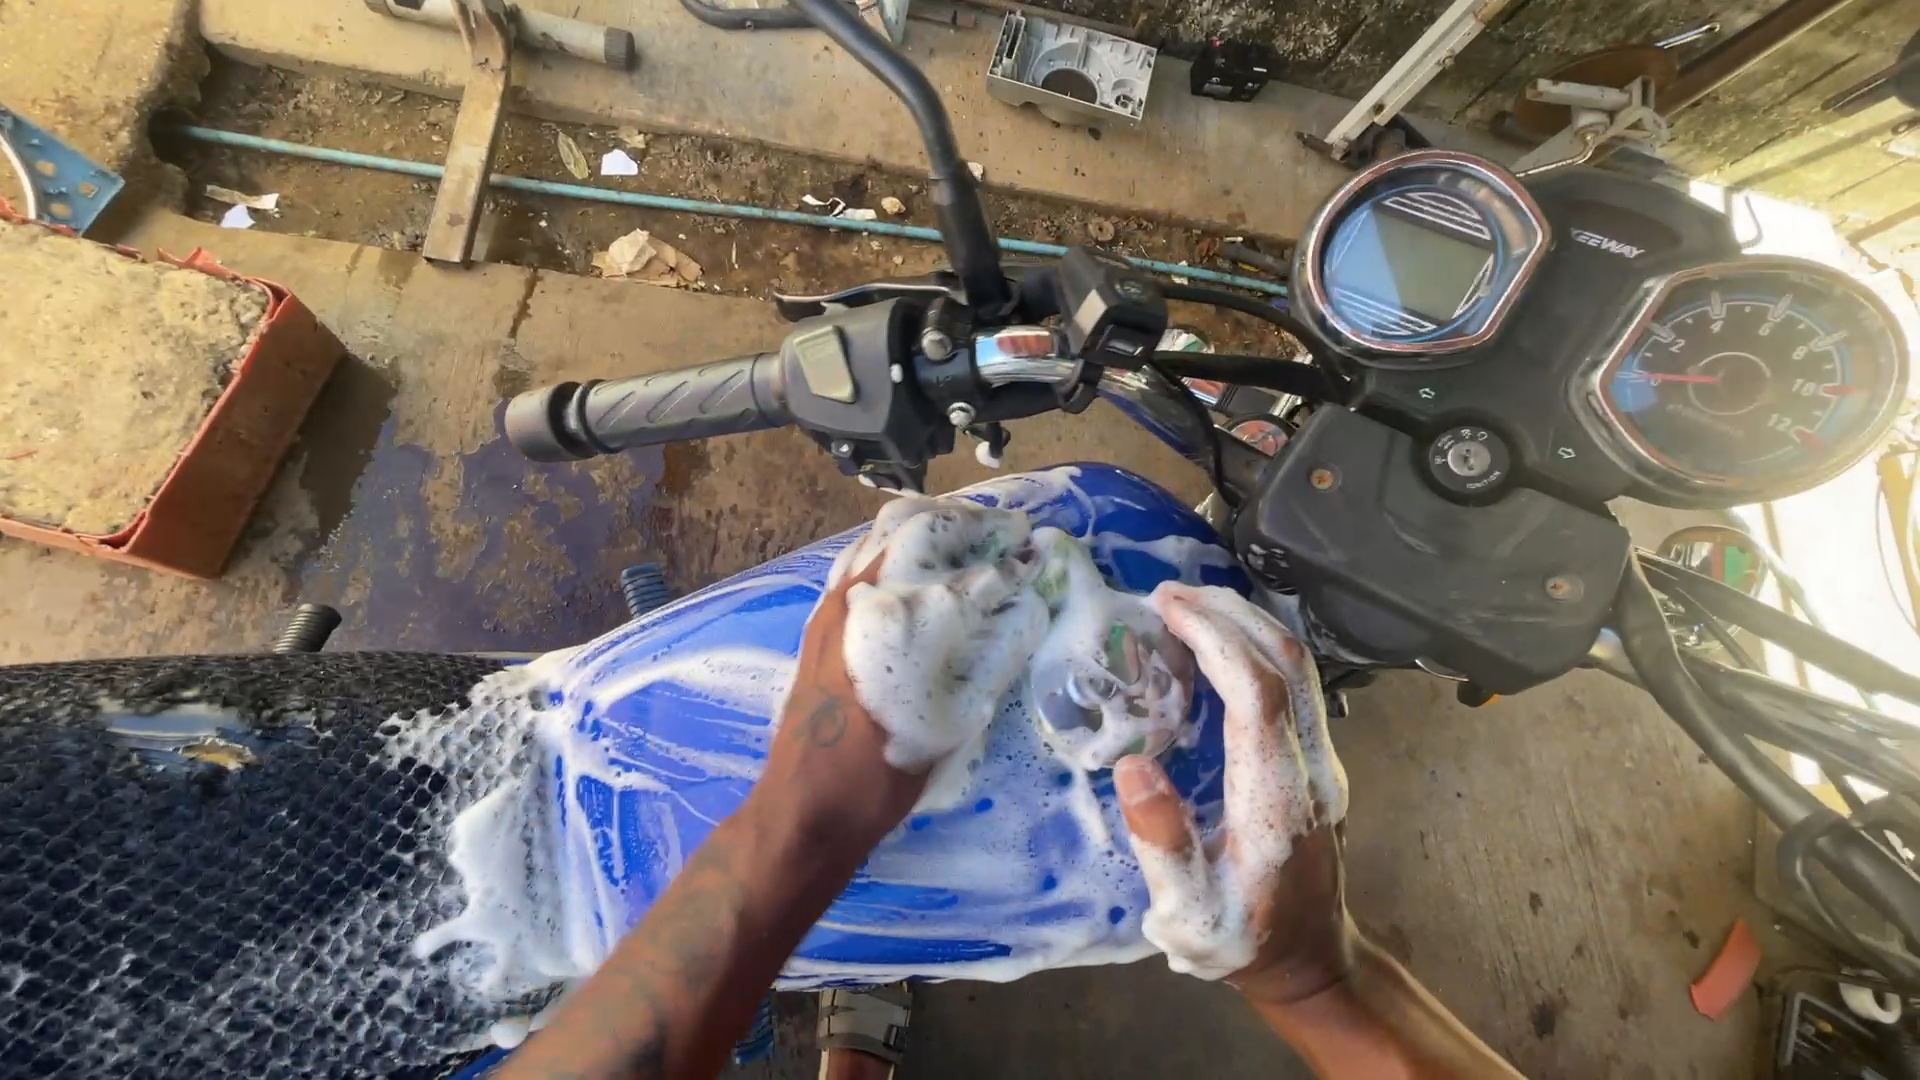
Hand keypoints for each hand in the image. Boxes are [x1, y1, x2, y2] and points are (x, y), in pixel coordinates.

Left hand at [754, 497, 1049, 846]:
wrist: (806, 802)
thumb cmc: (888, 772)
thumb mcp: (959, 719)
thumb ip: (997, 655)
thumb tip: (1026, 611)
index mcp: (915, 619)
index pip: (980, 575)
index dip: (1015, 564)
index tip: (1037, 552)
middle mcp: (873, 592)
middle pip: (928, 526)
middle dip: (974, 522)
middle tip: (1007, 529)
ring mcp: (841, 597)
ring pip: (888, 530)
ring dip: (933, 522)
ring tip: (966, 533)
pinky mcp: (823, 611)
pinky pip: (862, 552)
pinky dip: (896, 542)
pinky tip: (915, 560)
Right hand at [1115, 582, 1353, 1006]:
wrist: (1312, 962)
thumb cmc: (1244, 941)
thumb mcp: (1190, 919)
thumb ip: (1163, 845)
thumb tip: (1132, 765)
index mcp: (1275, 801)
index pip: (1257, 695)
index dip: (1215, 640)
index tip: (1168, 608)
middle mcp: (1311, 768)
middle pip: (1287, 663)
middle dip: (1228, 614)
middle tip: (1170, 593)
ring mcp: (1322, 758)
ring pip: (1299, 665)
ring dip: (1245, 620)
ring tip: (1189, 602)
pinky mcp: (1316, 755)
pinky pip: (1294, 679)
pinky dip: (1254, 642)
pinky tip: (1217, 637)